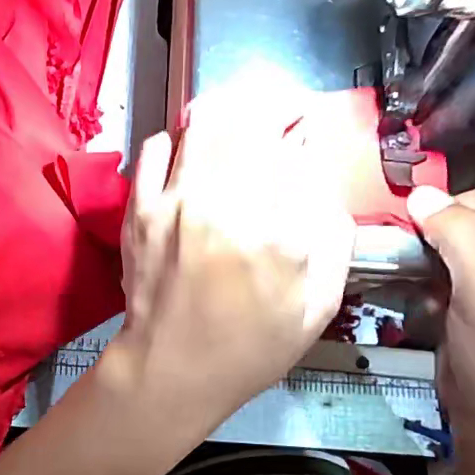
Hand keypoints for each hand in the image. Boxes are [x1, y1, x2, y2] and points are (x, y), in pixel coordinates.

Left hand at [104, 90, 356, 441]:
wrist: (171, 369)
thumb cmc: (251, 346)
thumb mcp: (319, 307)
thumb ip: (334, 239)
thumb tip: (322, 182)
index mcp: (279, 238)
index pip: (300, 155)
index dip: (306, 137)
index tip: (305, 137)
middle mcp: (226, 210)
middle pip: (252, 120)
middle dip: (273, 105)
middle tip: (280, 112)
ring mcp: (175, 205)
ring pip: (204, 122)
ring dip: (228, 112)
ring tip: (239, 122)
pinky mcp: (139, 209)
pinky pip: (156, 147)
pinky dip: (178, 140)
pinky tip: (191, 156)